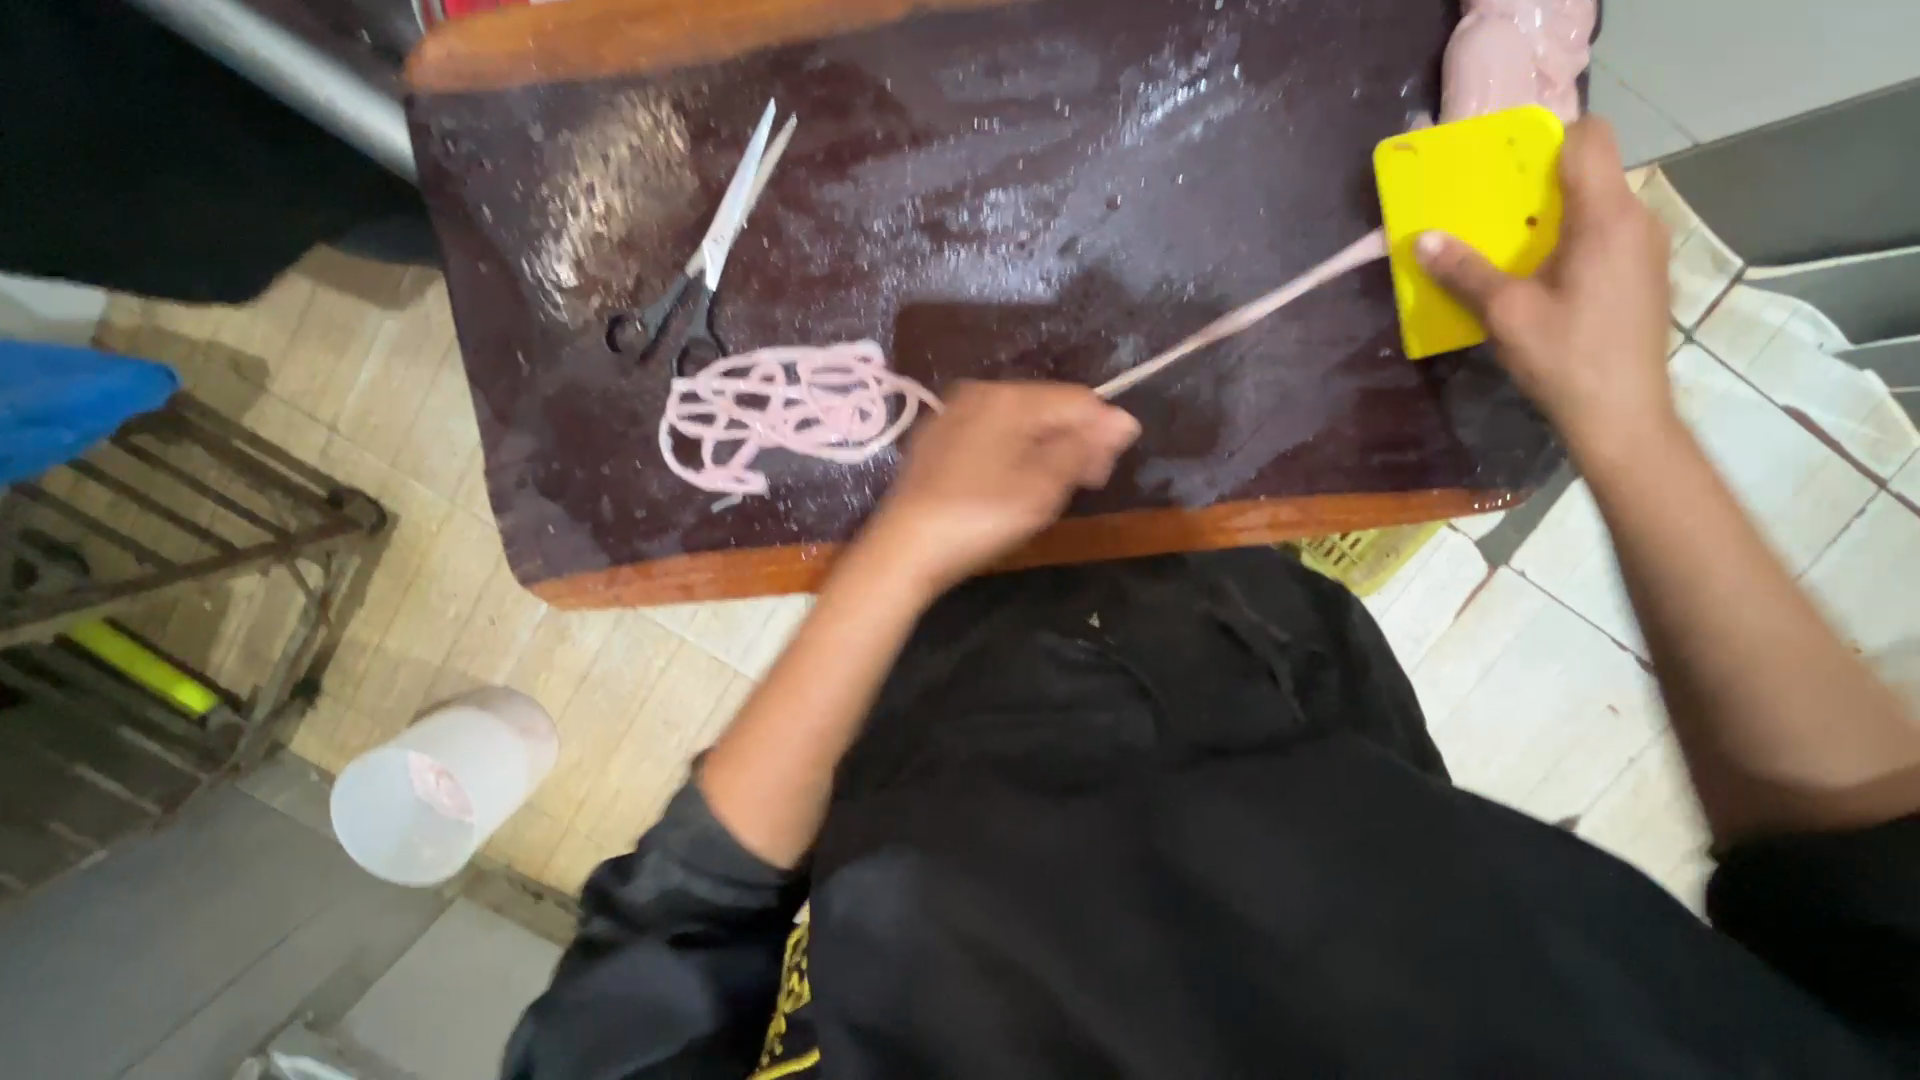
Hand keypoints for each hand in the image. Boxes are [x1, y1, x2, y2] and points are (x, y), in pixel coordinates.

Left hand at [856, 381, 1139, 594]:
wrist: (903, 549)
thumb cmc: (979, 517)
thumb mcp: (1041, 486)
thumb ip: (1084, 449)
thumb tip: (1124, 420)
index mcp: (1009, 397)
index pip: (1077, 400)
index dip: (1101, 434)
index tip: (1102, 477)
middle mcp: (979, 393)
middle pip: (1046, 407)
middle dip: (1070, 442)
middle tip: (1075, 488)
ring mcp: (952, 414)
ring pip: (1017, 423)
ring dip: (1041, 451)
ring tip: (1040, 494)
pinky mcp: (935, 440)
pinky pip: (989, 436)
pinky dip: (1009, 455)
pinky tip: (1005, 488)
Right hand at [1416, 116, 1675, 460]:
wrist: (1621, 411)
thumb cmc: (1564, 356)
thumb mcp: (1504, 313)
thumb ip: (1464, 271)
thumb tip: (1421, 240)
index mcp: (1606, 217)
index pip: (1589, 137)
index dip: (1547, 138)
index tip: (1503, 166)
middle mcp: (1635, 219)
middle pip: (1589, 172)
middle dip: (1536, 185)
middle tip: (1487, 213)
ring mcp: (1644, 247)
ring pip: (1596, 207)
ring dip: (1549, 218)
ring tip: (1505, 249)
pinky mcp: (1641, 274)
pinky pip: (1602, 236)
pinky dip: (1567, 242)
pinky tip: (1537, 279)